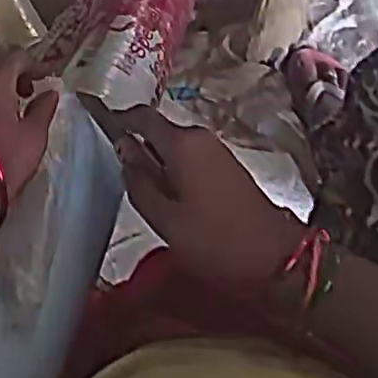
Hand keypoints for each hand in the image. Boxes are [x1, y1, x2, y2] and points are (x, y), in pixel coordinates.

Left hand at [0, 47, 56, 196]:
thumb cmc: (3, 160)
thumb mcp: (33, 136)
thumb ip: (43, 109)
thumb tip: (49, 93)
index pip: (16, 55)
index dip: (34, 63)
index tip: (46, 76)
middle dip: (16, 66)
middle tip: (31, 85)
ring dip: (0, 78)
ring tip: (17, 100)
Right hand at [112, 106, 305, 288]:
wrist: (280, 262)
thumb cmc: (216, 240)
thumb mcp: (164, 218)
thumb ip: (138, 180)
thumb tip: (123, 150)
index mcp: (180, 142)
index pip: (140, 115)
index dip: (118, 118)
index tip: (98, 125)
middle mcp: (198, 135)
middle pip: (157, 129)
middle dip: (137, 143)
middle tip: (120, 169)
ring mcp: (215, 148)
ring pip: (173, 143)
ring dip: (156, 157)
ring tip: (143, 185)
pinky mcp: (226, 163)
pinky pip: (189, 153)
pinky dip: (173, 165)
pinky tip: (169, 192)